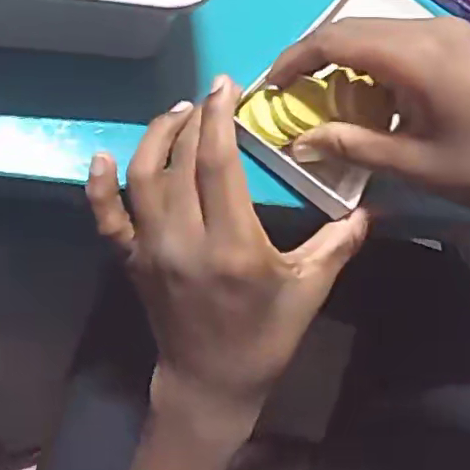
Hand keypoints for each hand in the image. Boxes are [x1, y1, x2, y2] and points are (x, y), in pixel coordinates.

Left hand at [86, 76, 370, 437]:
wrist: (209, 383)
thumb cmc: (264, 338)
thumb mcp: (309, 291)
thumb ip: (338, 243)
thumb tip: (370, 206)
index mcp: (231, 244)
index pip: (217, 163)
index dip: (219, 117)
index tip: (225, 85)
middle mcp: (183, 240)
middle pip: (180, 161)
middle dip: (195, 120)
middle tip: (210, 98)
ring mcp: (150, 249)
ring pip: (141, 177)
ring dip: (156, 138)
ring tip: (177, 114)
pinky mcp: (130, 260)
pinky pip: (106, 218)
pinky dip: (99, 186)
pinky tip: (101, 156)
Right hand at [267, 17, 469, 270]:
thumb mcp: (420, 166)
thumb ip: (353, 147)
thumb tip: (298, 140)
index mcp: (418, 54)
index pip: (334, 40)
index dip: (292, 60)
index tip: (269, 88)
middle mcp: (432, 28)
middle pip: (352, 29)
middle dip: (314, 60)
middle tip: (292, 98)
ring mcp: (453, 31)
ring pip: (377, 33)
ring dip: (345, 62)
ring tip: (330, 102)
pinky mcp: (466, 42)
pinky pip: (402, 41)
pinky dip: (374, 64)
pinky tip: (376, 98)